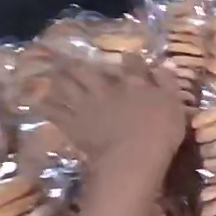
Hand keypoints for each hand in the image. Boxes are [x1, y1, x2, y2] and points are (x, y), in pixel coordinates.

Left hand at [38, 60, 185, 175]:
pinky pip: (55, 112)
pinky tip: (41, 102)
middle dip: (82, 64)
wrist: (132, 158)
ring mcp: (87, 105)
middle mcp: (107, 88)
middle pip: (89, 70)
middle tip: (74, 61)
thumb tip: (164, 66)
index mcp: (134, 83)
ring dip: (59, 79)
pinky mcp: (74, 124)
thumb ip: (168, 84)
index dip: (131, 59)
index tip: (130, 57)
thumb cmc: (160, 132)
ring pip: (67, 85)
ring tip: (54, 76)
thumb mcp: (174, 106)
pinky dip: (47, 106)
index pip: (132, 64)